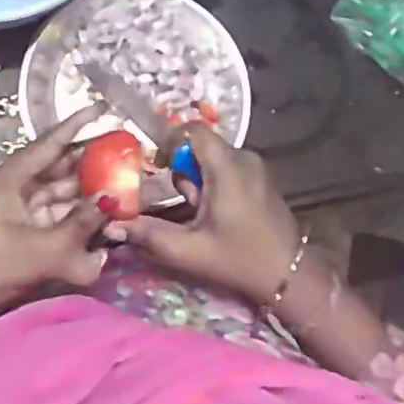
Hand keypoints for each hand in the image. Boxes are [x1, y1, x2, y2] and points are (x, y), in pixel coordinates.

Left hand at [0, 104, 110, 324]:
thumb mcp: (41, 248)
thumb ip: (81, 224)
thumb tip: (114, 199)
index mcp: (15, 176)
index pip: (53, 142)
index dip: (79, 124)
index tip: (104, 107)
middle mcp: (21, 184)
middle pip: (64, 164)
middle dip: (94, 158)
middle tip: (126, 150)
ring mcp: (25, 206)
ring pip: (66, 188)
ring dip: (91, 186)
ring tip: (123, 179)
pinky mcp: (30, 226)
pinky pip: (63, 210)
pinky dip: (82, 210)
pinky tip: (106, 210)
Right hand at [118, 124, 300, 305]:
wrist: (289, 273)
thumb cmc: (238, 258)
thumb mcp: (189, 250)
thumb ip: (149, 234)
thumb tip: (114, 225)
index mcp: (227, 167)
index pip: (193, 130)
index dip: (171, 141)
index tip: (159, 166)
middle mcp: (244, 157)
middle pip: (202, 146)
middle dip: (186, 171)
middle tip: (187, 204)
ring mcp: (256, 165)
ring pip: (215, 157)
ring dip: (201, 179)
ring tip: (204, 214)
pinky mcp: (262, 176)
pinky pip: (230, 166)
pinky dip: (216, 181)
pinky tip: (219, 213)